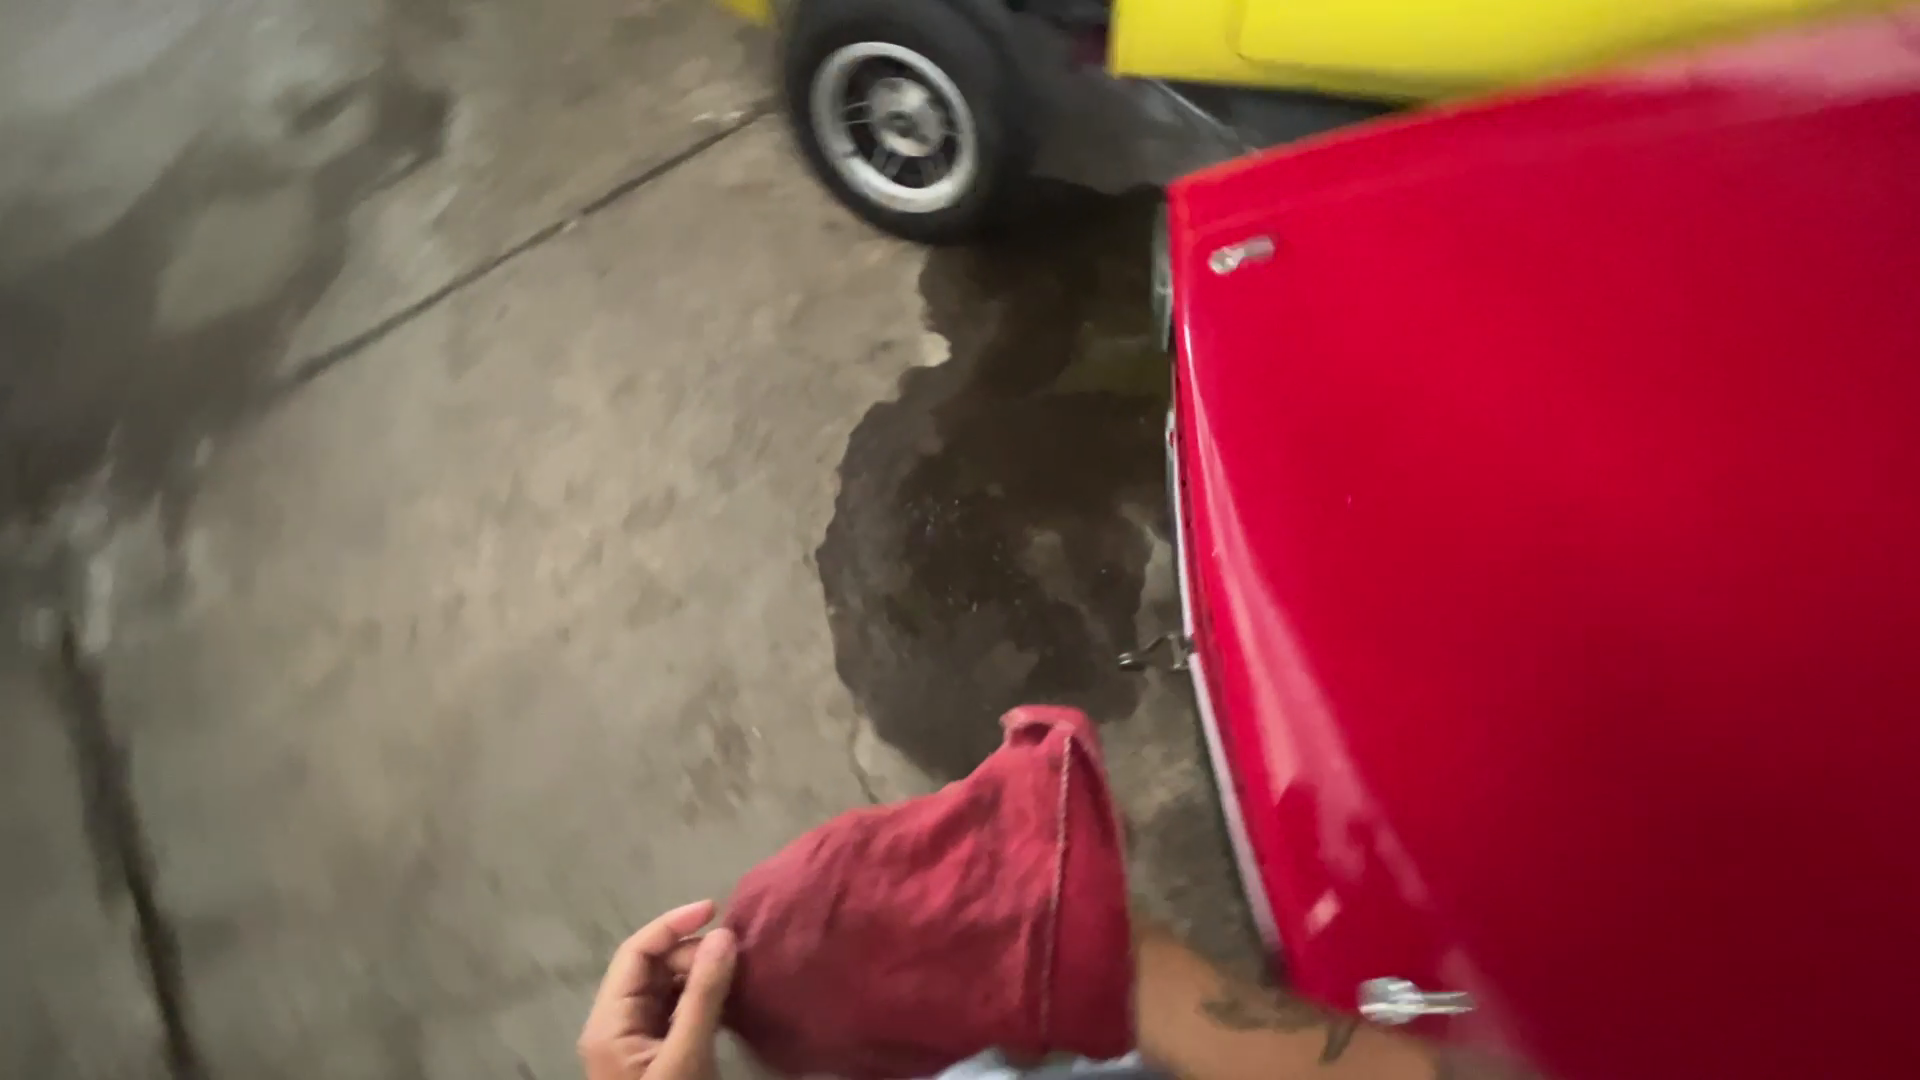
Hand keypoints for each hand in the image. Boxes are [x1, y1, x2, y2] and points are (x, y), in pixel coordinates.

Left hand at [580, 900, 738, 1079]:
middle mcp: (618, 1024)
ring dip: (701, 971)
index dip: (673, 923)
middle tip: (733, 958)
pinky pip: (680, 1006)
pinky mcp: (659, 1052)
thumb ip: (704, 994)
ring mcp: (638, 1039)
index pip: (636, 952)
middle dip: (693, 951)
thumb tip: (723, 933)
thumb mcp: (686, 1057)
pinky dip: (704, 994)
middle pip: (654, 965)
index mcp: (610, 1023)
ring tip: (735, 976)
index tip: (715, 908)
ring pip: (669, 984)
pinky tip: (728, 999)